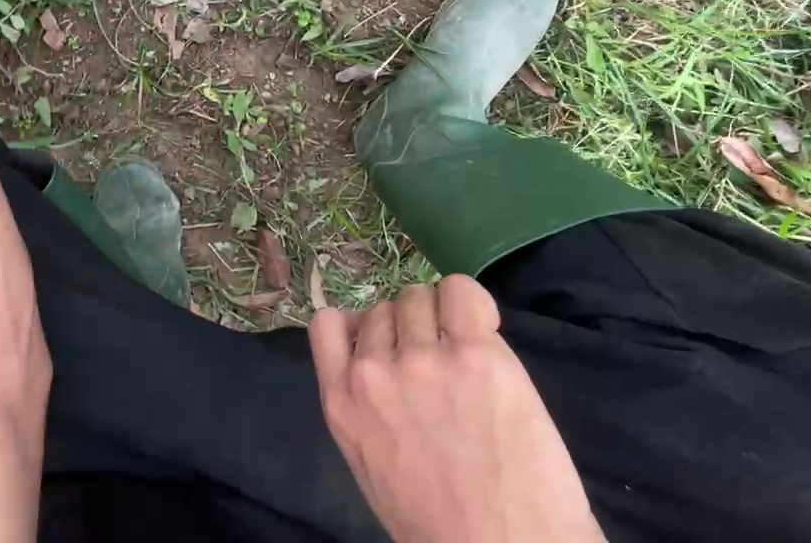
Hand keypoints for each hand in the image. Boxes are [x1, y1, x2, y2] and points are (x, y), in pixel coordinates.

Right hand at [309, 277, 604, 542]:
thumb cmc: (440, 526)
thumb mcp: (372, 467)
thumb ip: (363, 407)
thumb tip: (377, 358)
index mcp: (342, 403)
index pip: (327, 324)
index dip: (360, 326)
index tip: (386, 344)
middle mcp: (374, 373)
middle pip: (384, 310)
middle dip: (410, 329)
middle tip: (441, 363)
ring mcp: (424, 359)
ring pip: (418, 298)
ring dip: (439, 317)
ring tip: (466, 352)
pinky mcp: (476, 355)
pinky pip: (460, 291)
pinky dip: (468, 300)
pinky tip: (483, 326)